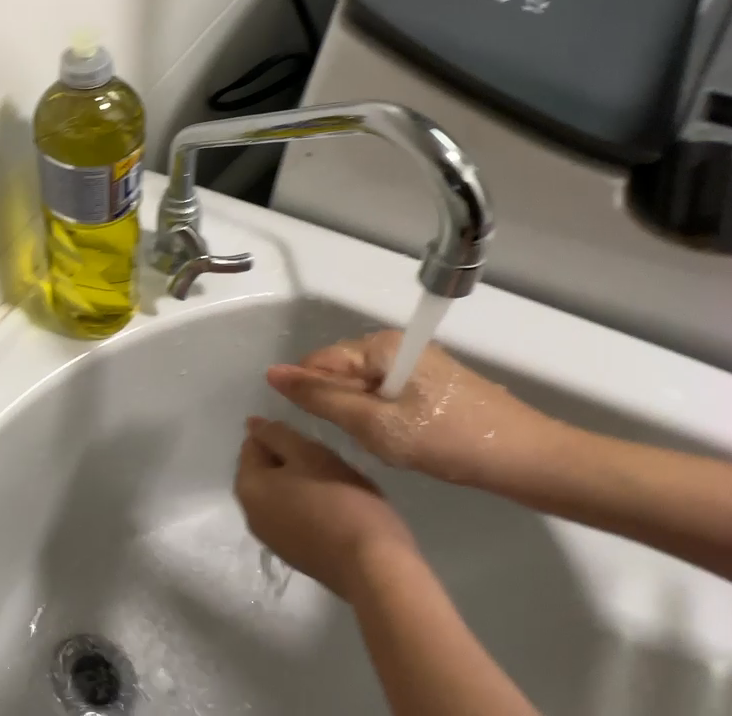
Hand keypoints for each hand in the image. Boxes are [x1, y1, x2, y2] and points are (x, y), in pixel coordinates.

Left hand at [234, 416, 419, 601]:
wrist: (377, 571)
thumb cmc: (342, 503)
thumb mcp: (310, 455)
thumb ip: (277, 435)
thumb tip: (251, 424)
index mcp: (247, 487)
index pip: (252, 446)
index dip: (281, 438)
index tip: (312, 444)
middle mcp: (250, 514)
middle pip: (265, 472)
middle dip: (291, 463)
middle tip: (328, 464)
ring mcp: (272, 539)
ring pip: (281, 496)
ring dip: (302, 486)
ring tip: (338, 487)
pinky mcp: (297, 557)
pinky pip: (296, 519)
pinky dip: (310, 509)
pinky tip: (339, 512)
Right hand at [265, 331, 559, 485]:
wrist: (539, 466)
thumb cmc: (451, 441)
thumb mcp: (375, 424)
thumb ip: (319, 398)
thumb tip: (272, 374)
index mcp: (381, 344)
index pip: (318, 364)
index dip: (321, 398)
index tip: (347, 429)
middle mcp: (398, 345)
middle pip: (342, 377)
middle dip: (347, 410)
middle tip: (375, 441)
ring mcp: (421, 366)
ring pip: (366, 393)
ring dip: (370, 421)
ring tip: (396, 447)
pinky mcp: (438, 388)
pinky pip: (391, 401)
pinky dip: (392, 424)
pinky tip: (414, 446)